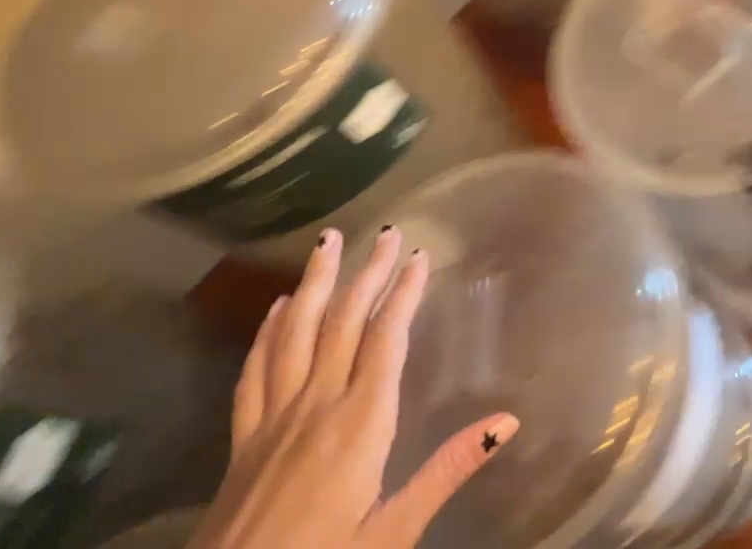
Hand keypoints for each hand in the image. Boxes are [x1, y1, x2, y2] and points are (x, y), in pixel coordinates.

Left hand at [190, 227, 518, 548]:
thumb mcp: (394, 532)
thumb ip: (447, 471)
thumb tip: (508, 420)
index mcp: (360, 424)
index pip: (386, 340)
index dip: (404, 294)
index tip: (420, 256)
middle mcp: (316, 407)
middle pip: (343, 323)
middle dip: (366, 273)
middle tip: (385, 232)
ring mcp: (273, 420)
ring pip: (295, 334)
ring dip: (315, 284)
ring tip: (326, 243)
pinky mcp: (243, 441)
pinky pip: (254, 371)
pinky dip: (268, 332)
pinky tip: (278, 308)